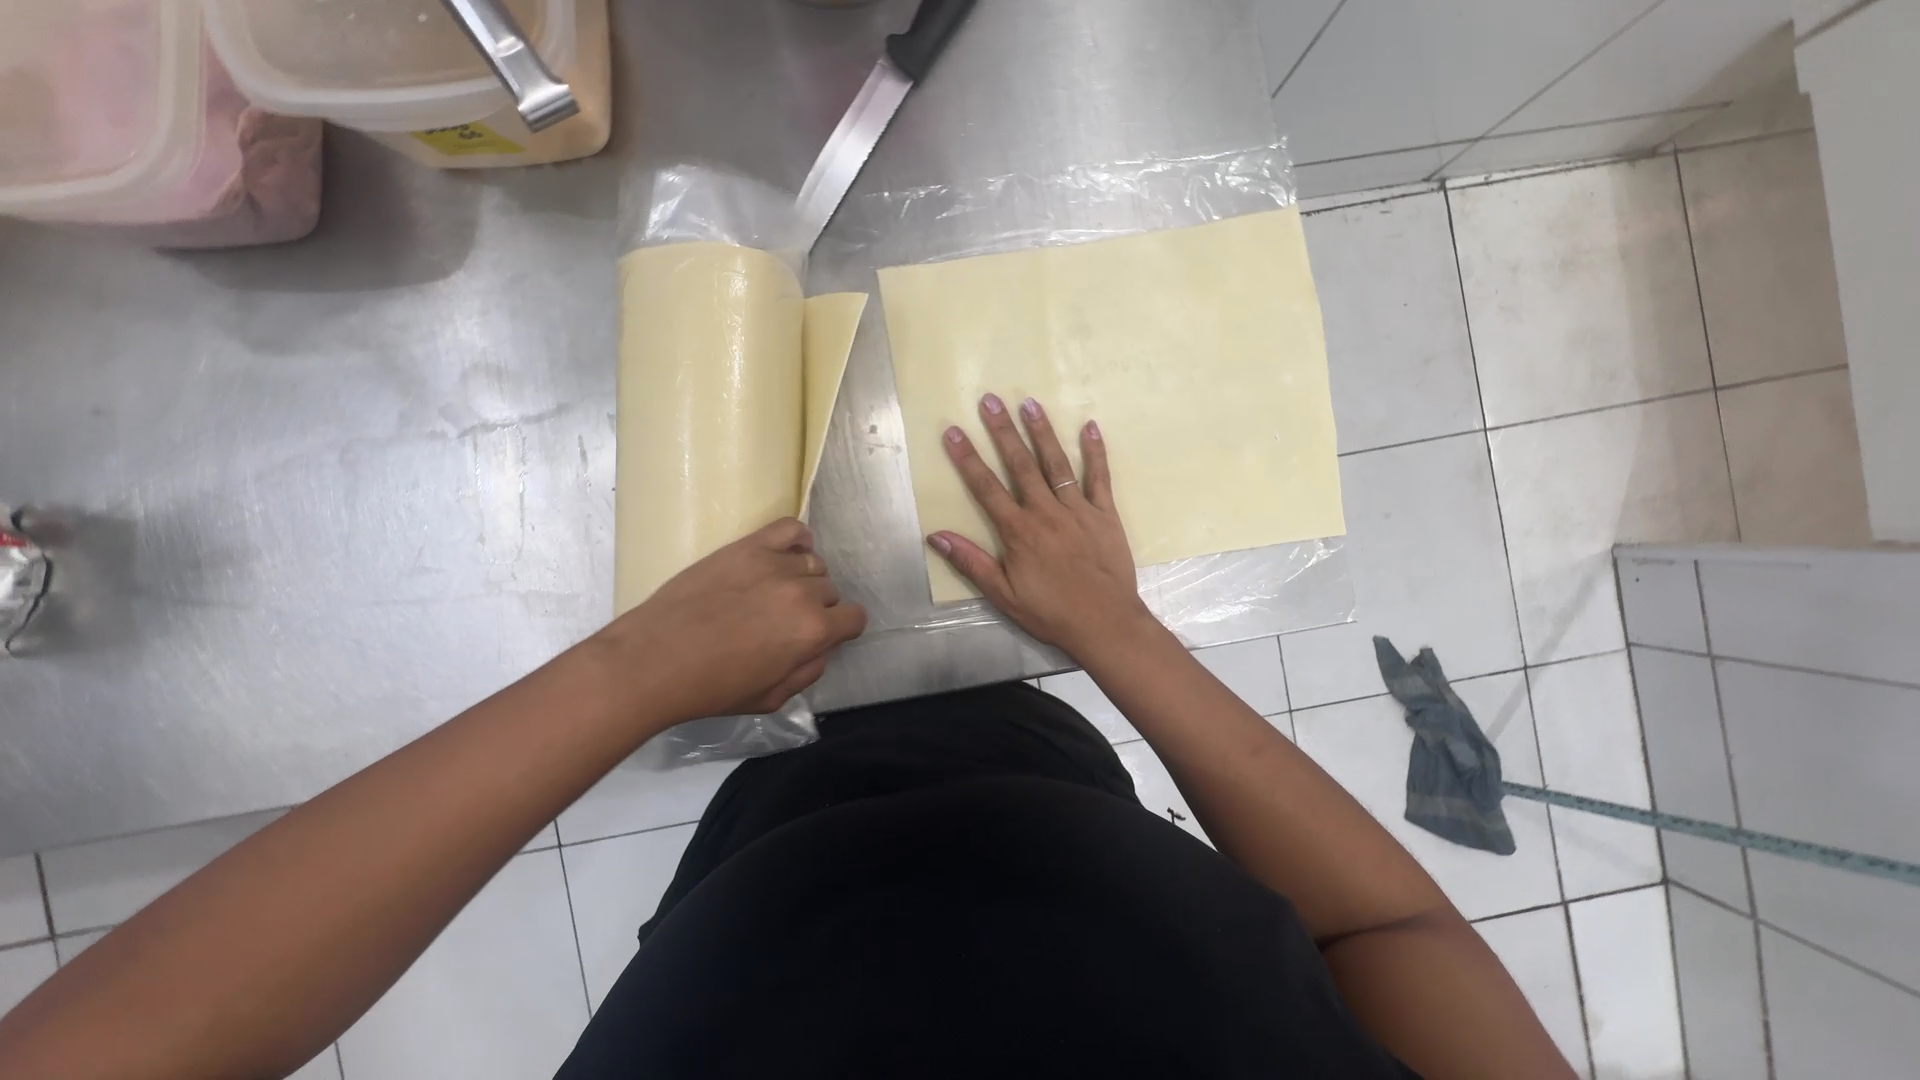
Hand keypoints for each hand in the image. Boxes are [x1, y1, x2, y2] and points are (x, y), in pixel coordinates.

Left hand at [597, 519, 867, 722]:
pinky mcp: (747, 547)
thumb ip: (809, 671)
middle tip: (783, 622)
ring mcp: (774, 564)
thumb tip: (820, 648)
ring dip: (801, 578)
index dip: (840, 629)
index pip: (854, 617)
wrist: (654, 661)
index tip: (820, 636)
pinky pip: (790, 529)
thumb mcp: (772, 698)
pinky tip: (783, 555)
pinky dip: (796, 539)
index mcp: (813, 631)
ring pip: (812, 563)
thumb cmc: (712, 688)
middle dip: (816, 607)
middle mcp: (802, 592)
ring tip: (772, 593)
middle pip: (830, 590)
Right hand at [928, 393, 1155, 656]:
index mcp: (1018, 532)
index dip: (967, 458)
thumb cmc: (1051, 613)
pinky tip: (1090, 427)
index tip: (953, 431)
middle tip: (990, 400)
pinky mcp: (1105, 514)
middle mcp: (1045, 512)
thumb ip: (972, 563)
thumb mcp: (1003, 595)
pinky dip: (1095, 452)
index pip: (986, 488)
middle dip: (1002, 431)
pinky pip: (1099, 477)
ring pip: (1056, 463)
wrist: (1105, 623)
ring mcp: (1078, 510)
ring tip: (1029, 403)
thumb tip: (937, 537)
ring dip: (1041, 432)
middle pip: (1019, 464)